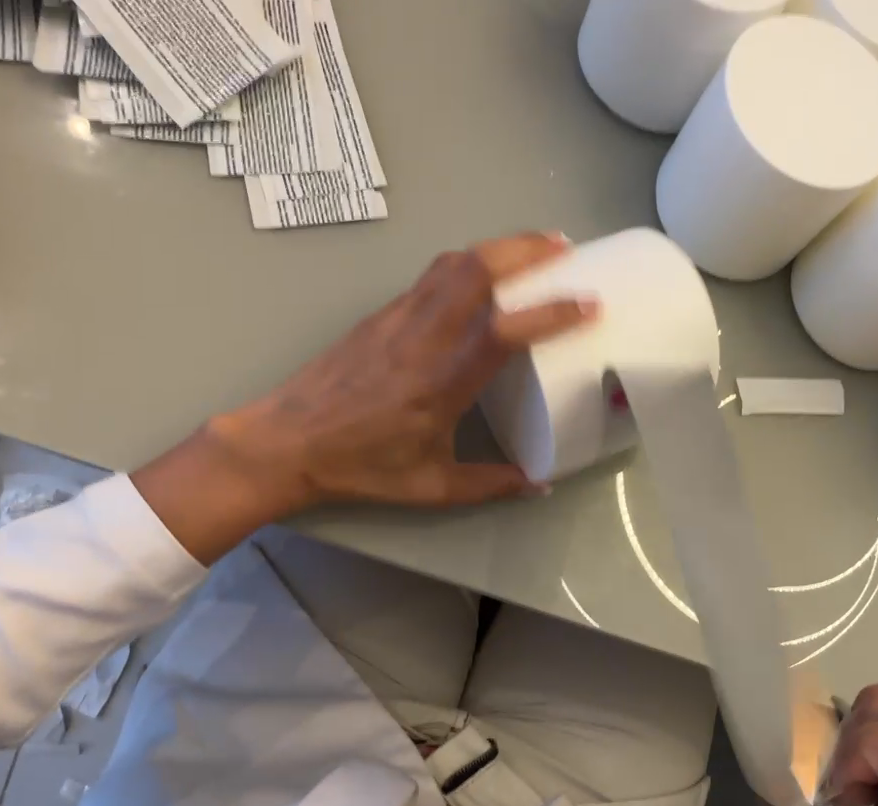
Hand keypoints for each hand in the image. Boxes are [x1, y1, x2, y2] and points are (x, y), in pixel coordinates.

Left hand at [133, 232, 595, 561]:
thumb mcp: (432, 487)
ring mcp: (399, 318)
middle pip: (479, 270)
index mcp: (443, 381)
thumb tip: (539, 484)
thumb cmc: (361, 467)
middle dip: (528, 250)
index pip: (506, 330)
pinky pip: (431, 275)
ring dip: (498, 247)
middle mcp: (424, 336)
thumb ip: (491, 484)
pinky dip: (467, 262)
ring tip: (533, 249)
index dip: (552, 311)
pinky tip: (481, 273)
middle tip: (566, 249)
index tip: (589, 302)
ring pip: (453, 262)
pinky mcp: (380, 314)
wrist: (288, 441)